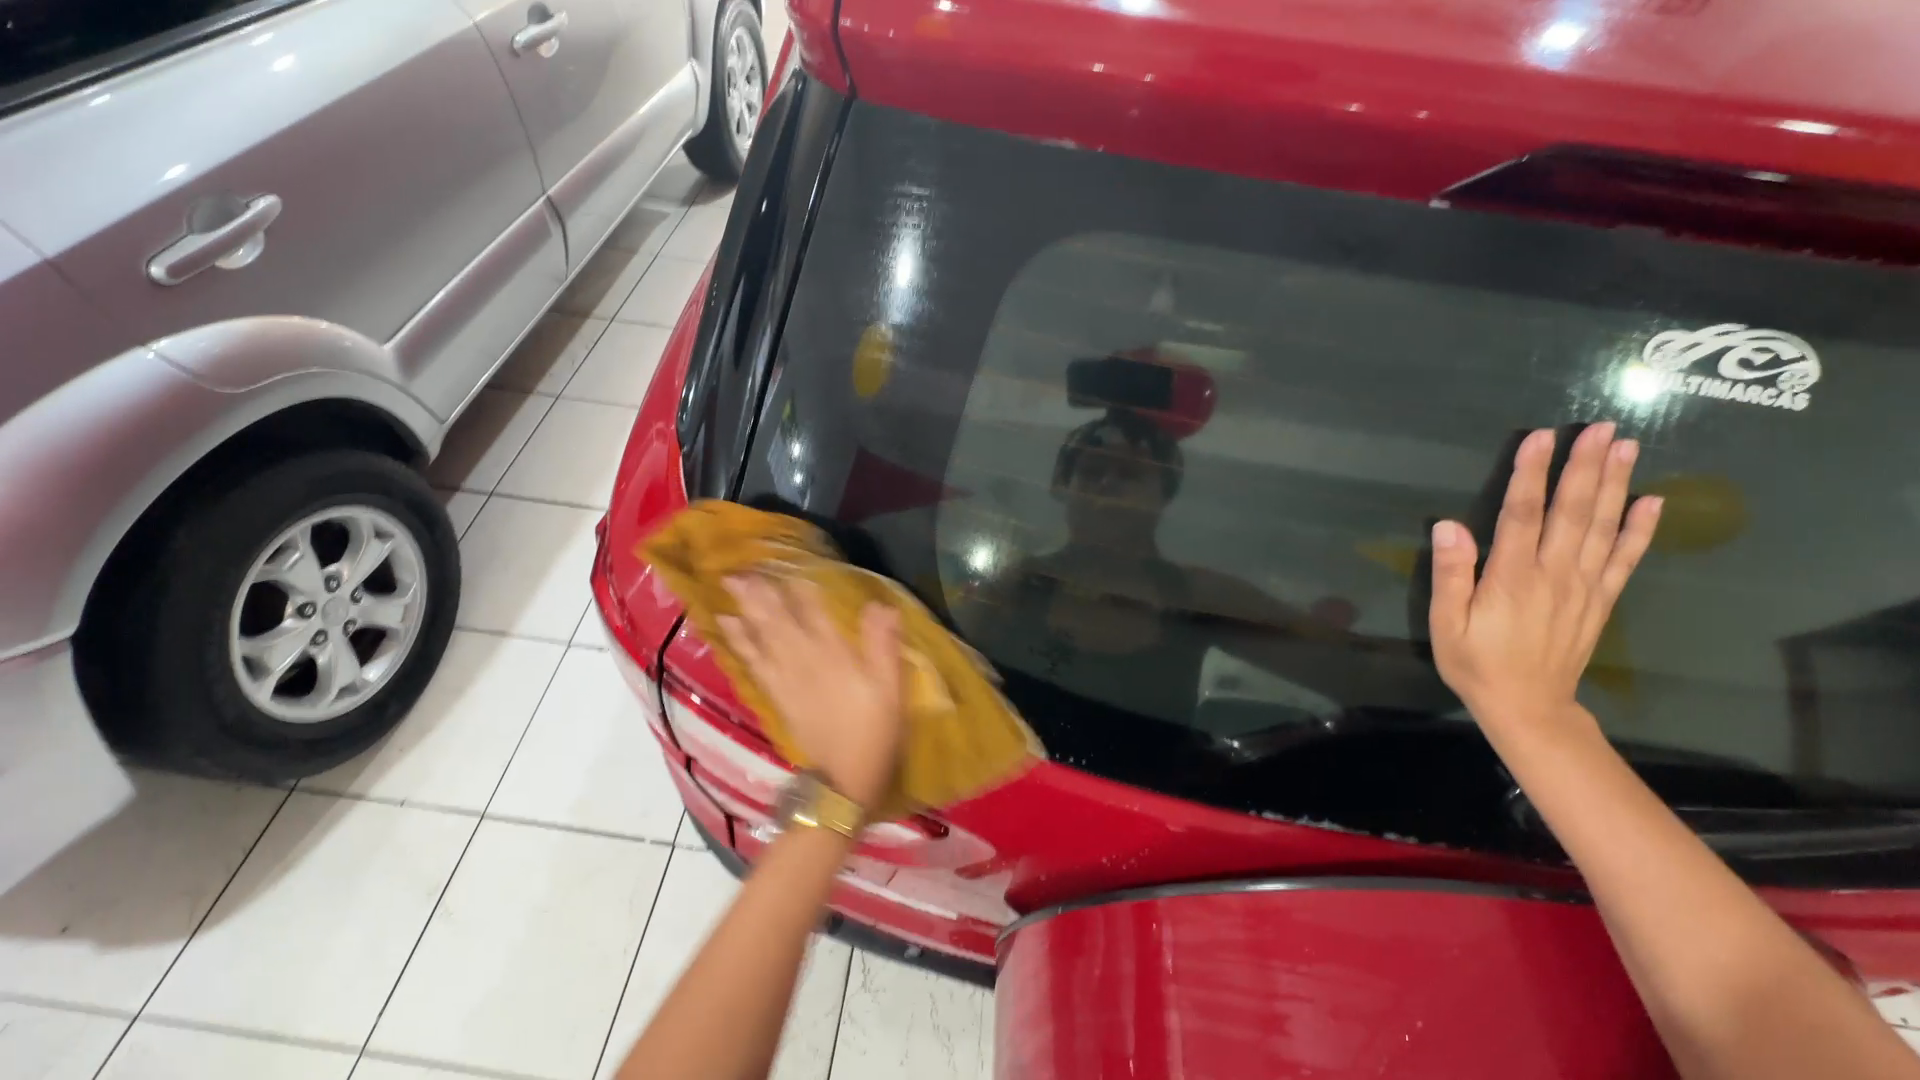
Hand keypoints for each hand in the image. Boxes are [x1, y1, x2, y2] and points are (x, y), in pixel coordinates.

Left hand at [718, 575, 905, 809]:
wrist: (845, 780)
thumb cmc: (875, 731)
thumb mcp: (891, 689)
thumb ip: (884, 645)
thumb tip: (880, 604)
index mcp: (834, 656)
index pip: (813, 614)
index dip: (799, 589)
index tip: (785, 565)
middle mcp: (804, 662)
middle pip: (778, 622)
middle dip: (759, 595)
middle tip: (739, 571)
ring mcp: (786, 680)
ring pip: (761, 639)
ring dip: (745, 613)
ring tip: (728, 589)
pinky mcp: (776, 698)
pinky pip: (753, 663)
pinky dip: (740, 643)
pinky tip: (730, 628)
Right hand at [1428, 424, 1662, 733]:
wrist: (1528, 708)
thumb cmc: (1476, 664)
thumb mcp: (1446, 625)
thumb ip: (1450, 575)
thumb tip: (1448, 526)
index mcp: (1512, 578)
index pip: (1522, 515)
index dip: (1531, 474)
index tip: (1541, 438)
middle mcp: (1555, 574)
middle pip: (1572, 511)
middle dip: (1584, 467)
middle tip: (1600, 427)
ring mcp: (1584, 586)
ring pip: (1602, 526)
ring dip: (1614, 484)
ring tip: (1625, 446)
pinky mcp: (1601, 600)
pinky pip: (1625, 559)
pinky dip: (1640, 529)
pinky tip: (1651, 501)